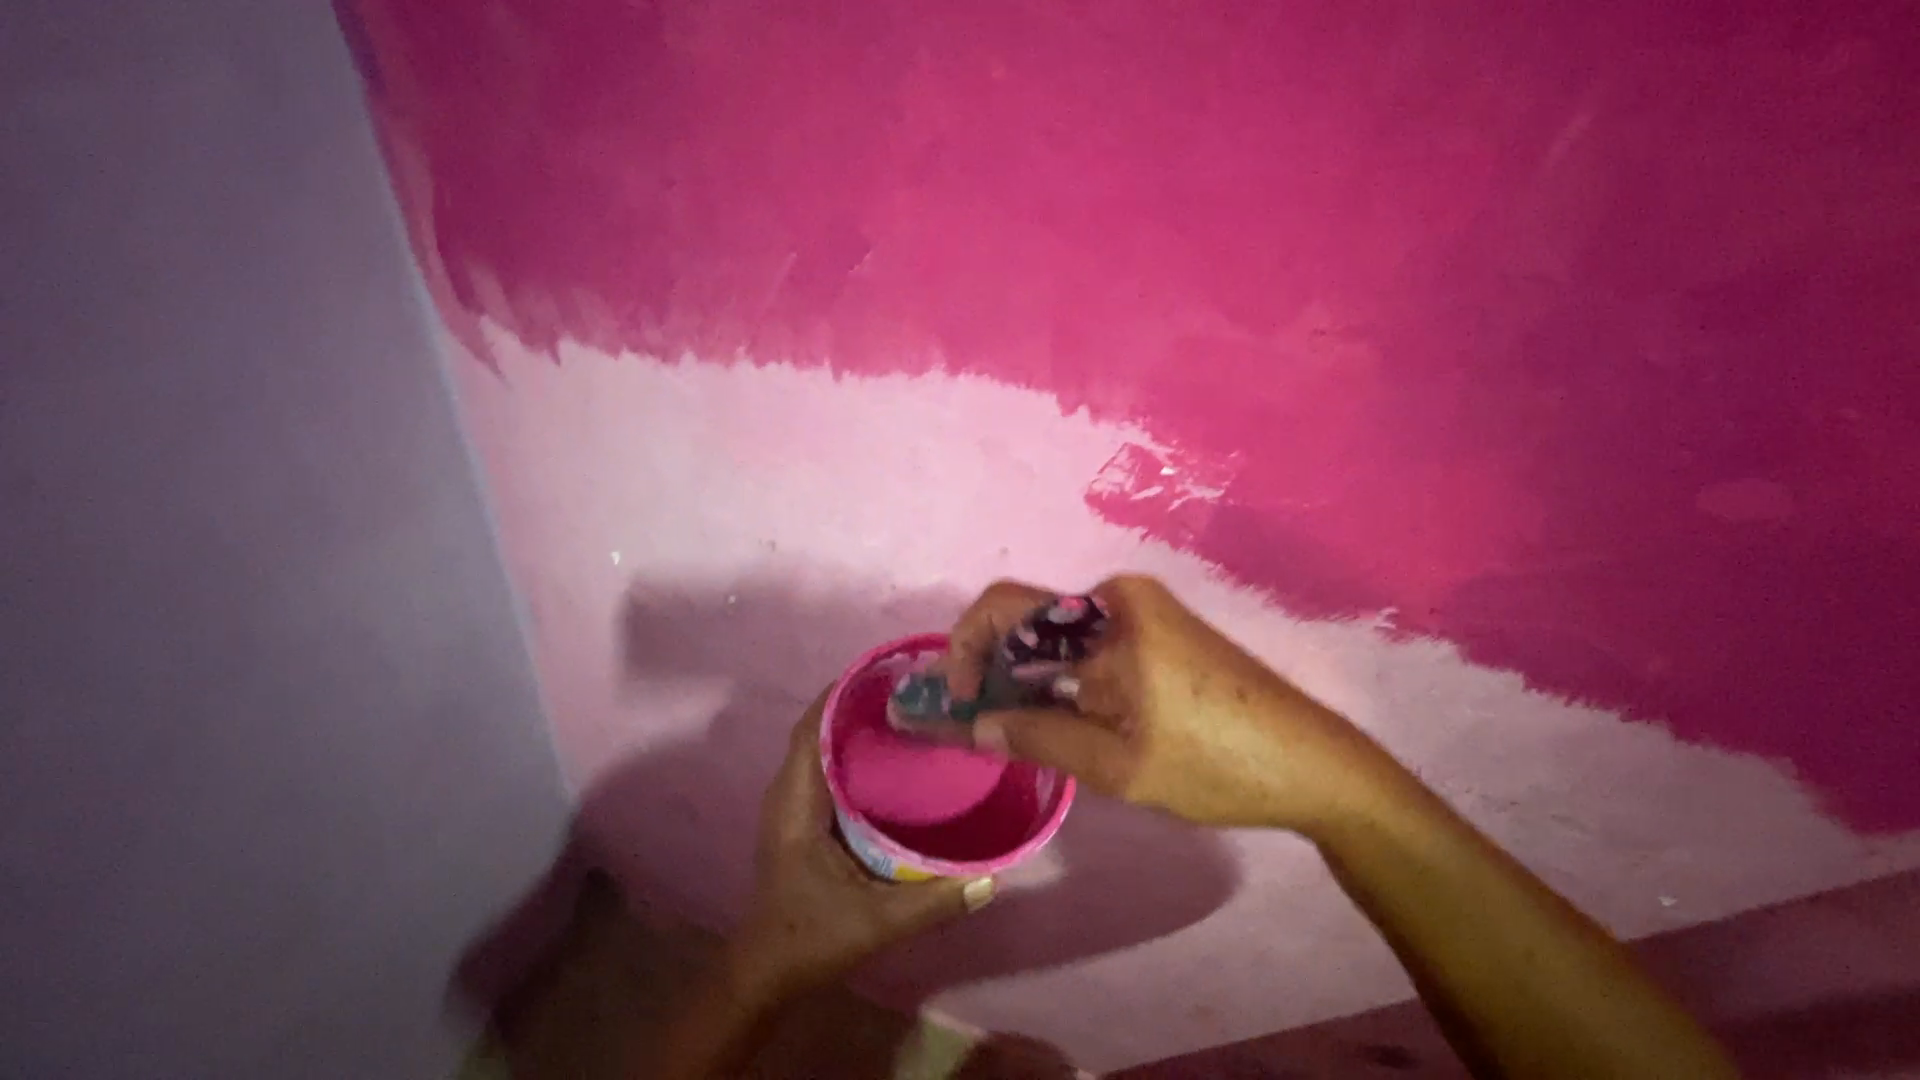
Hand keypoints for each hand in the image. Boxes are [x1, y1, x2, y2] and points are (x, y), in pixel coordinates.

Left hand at [729, 689, 993, 1001]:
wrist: (766, 972)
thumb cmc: (811, 938)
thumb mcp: (876, 922)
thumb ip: (934, 901)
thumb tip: (994, 876)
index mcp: (796, 803)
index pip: (813, 728)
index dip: (843, 693)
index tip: (889, 673)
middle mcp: (787, 792)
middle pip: (818, 727)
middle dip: (858, 701)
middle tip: (912, 690)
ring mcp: (790, 803)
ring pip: (820, 745)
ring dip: (854, 723)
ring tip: (906, 711)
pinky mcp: (799, 816)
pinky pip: (824, 765)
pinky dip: (851, 748)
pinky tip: (891, 756)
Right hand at [946, 575, 1387, 829]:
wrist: (1316, 766)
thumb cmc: (1216, 763)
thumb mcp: (1117, 764)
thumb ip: (1039, 737)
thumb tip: (977, 724)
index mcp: (1109, 612)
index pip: (1005, 608)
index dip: (967, 650)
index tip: (963, 703)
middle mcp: (1123, 595)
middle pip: (1032, 623)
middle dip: (1001, 672)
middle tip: (993, 730)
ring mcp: (1148, 610)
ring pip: (1063, 639)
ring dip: (1037, 681)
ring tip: (1038, 738)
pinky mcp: (1165, 630)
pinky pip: (1094, 645)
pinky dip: (1070, 679)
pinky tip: (1079, 723)